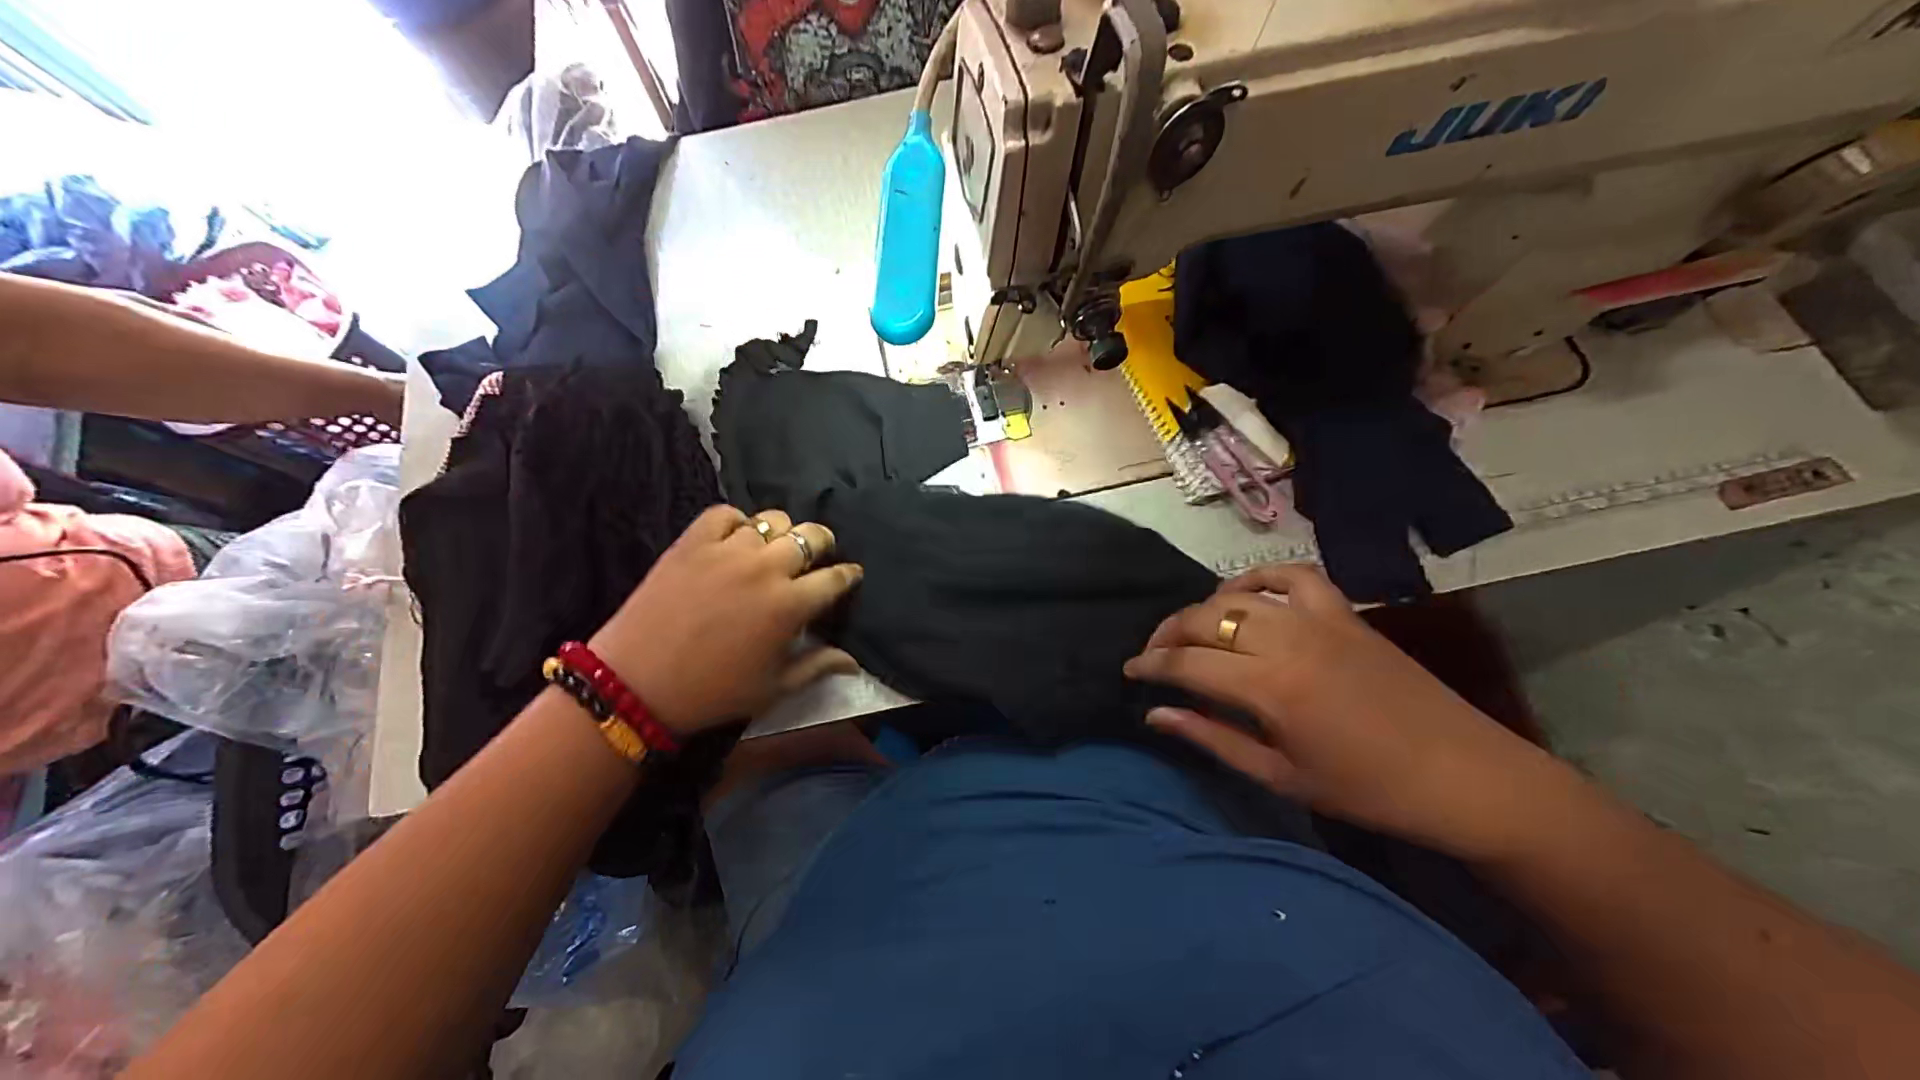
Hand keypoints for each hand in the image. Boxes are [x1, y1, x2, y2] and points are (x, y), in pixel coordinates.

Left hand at [589, 506, 862, 736]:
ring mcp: (727, 549)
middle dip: (823, 544)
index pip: (836, 577)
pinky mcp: (693, 542)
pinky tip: (736, 538)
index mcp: (791, 605)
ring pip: (772, 520)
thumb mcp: (773, 688)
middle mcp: (766, 568)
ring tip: (775, 547)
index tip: (850, 576)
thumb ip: (817, 667)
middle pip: (811, 536)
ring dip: (782, 533)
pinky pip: (725, 514)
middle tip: (817, 556)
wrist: (636, 684)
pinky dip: (737, 521)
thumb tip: (854, 662)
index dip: (848, 575)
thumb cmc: (713, 692)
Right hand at [1124, 564, 1574, 860]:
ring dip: (1204, 608)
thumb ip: (1212, 738)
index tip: (1129, 670)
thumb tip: (1156, 714)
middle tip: (1152, 653)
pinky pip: (1292, 575)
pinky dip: (1260, 577)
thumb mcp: (1280, 775)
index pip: (1188, 663)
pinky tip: (1244, 594)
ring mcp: (1319, 619)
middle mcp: (1287, 641)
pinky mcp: (1345, 613)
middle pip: (1205, 618)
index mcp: (1270, 688)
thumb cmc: (1366, 790)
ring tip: (1191, 629)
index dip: (1151, 664)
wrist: (1464, 775)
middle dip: (1167, 633)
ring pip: (1239, 595)